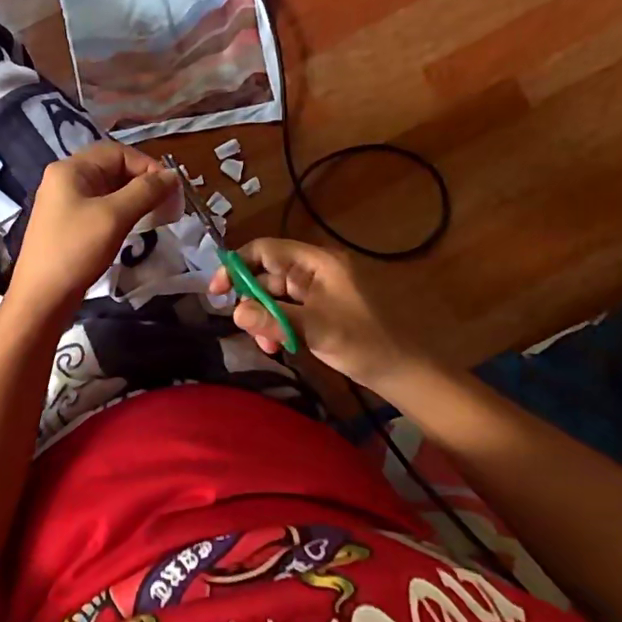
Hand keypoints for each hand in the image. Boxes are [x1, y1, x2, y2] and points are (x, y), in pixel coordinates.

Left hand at [12, 141, 178, 310]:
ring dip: (135, 199)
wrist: (41, 298)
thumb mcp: (114, 217)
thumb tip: (171, 176)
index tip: (171, 189)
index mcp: (70, 169)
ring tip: (158, 216)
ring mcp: (65, 202)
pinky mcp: (69, 224)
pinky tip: (136, 227)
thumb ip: (145, 191)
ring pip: (109, 190)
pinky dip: (123, 212)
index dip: (148, 166)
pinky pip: (101, 208)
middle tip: (169, 204)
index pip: (118, 152)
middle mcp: (65, 179)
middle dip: (144, 183)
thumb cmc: (76, 251)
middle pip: (113, 168)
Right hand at [209, 238, 423, 385]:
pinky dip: (278, 324)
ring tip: (265, 344)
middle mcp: (317, 270)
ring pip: (276, 294)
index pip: (267, 250)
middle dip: (252, 299)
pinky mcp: (322, 310)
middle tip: (241, 325)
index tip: (216, 290)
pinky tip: (277, 345)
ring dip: (264, 317)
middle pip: (269, 273)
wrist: (405, 371)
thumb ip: (274, 317)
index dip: (238, 265)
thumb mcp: (315, 329)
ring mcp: (320, 290)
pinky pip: (289, 309)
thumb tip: (234, 311)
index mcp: (319, 263)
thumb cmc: (365, 343)